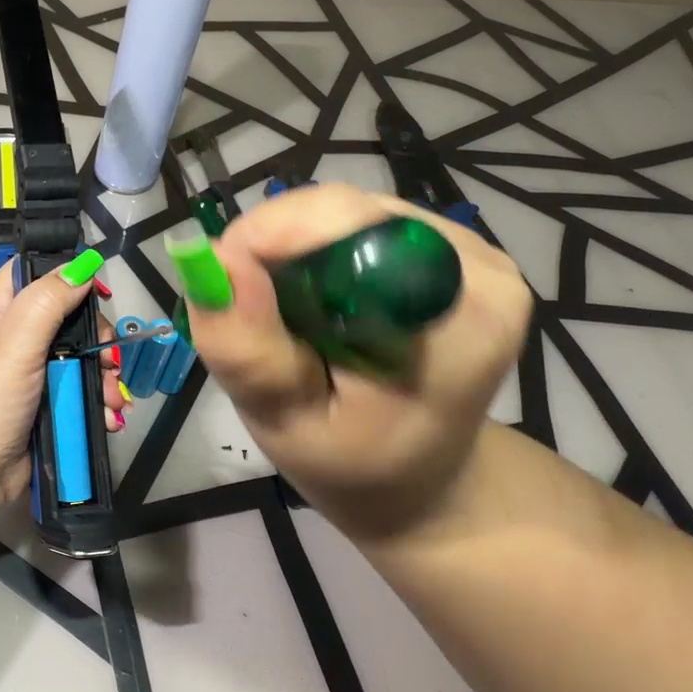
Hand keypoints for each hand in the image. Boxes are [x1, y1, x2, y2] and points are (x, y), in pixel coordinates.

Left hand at [0, 260, 127, 500]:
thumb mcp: (14, 344)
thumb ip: (47, 302)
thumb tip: (81, 265)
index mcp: (0, 317)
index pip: (28, 275)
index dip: (61, 272)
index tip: (96, 287)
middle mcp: (16, 343)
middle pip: (67, 319)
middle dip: (97, 338)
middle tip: (109, 359)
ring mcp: (33, 379)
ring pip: (81, 360)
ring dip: (104, 377)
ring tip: (113, 399)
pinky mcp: (47, 410)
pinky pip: (81, 395)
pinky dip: (99, 404)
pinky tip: (111, 418)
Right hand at [187, 184, 531, 541]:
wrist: (418, 477)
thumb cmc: (352, 464)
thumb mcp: (286, 425)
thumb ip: (251, 353)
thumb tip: (215, 259)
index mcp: (457, 317)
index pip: (351, 228)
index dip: (272, 239)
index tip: (223, 284)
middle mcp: (477, 268)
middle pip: (343, 214)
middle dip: (274, 249)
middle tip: (243, 309)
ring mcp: (469, 252)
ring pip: (342, 214)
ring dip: (289, 252)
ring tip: (279, 315)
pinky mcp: (449, 248)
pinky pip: (355, 224)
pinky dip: (313, 253)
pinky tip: (311, 302)